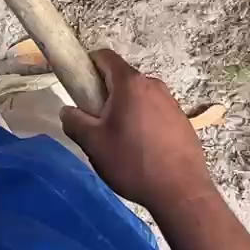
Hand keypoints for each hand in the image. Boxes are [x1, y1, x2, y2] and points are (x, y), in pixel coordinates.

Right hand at [61, 49, 214, 213]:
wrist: (182, 193)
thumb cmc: (133, 163)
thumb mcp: (93, 144)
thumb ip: (74, 122)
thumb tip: (67, 111)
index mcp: (130, 84)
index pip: (105, 56)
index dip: (88, 65)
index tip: (81, 87)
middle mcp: (153, 85)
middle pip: (122, 78)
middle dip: (106, 94)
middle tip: (98, 123)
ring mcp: (171, 102)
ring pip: (139, 96)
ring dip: (126, 109)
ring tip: (121, 141)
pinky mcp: (182, 120)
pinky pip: (156, 111)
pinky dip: (144, 121)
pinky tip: (143, 149)